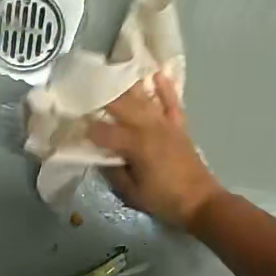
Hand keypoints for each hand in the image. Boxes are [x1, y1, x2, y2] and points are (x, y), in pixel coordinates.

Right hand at [87, 73, 225, 228]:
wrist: (201, 202)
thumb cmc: (164, 200)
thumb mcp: (132, 193)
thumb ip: (113, 172)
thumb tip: (101, 157)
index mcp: (136, 145)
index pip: (104, 131)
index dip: (87, 129)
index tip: (74, 126)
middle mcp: (150, 128)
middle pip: (122, 105)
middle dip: (102, 98)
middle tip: (86, 92)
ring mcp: (166, 124)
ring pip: (144, 99)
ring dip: (128, 86)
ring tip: (112, 74)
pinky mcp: (179, 126)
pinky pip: (172, 102)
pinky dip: (165, 87)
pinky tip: (156, 73)